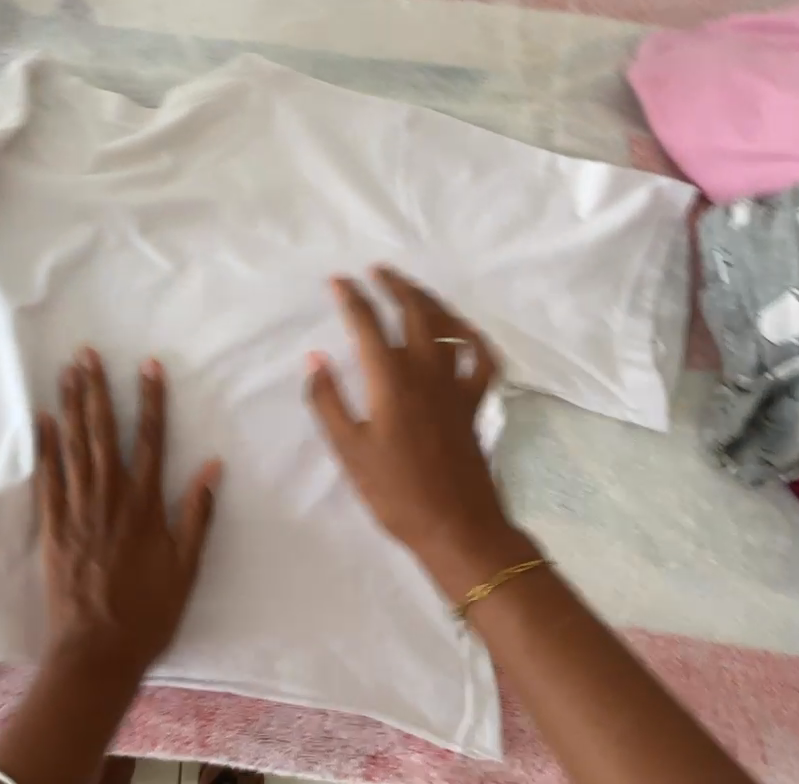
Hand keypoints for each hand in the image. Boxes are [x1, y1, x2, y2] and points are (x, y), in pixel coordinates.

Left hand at [35, 348, 222, 675]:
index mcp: (144, 505)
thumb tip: (211, 466)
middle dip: (97, 389)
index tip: (149, 366)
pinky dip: (44, 446)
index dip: (151, 400)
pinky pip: (48, 478)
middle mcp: (110, 497)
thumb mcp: (186, 569)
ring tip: (66, 371)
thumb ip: (196, 515)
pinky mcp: (53, 525)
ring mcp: (77, 508)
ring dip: (70, 405)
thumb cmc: (147, 612)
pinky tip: (41, 418)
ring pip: (74, 446)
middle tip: (88, 352)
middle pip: (104, 432)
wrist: (96, 653)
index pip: (151, 440)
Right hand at [304, 267, 519, 572]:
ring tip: (411, 287)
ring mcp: (456, 385)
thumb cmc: (394, 492)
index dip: (351, 297)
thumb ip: (328, 400)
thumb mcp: (348, 449)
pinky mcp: (475, 403)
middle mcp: (426, 372)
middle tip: (376, 270)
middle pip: (413, 313)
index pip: (367, 324)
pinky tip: (463, 330)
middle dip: (394, 285)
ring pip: (448, 327)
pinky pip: (482, 359)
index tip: (337, 281)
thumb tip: (315, 358)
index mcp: (390, 381)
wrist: (457, 528)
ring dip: (429, 300)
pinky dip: (474, 338)